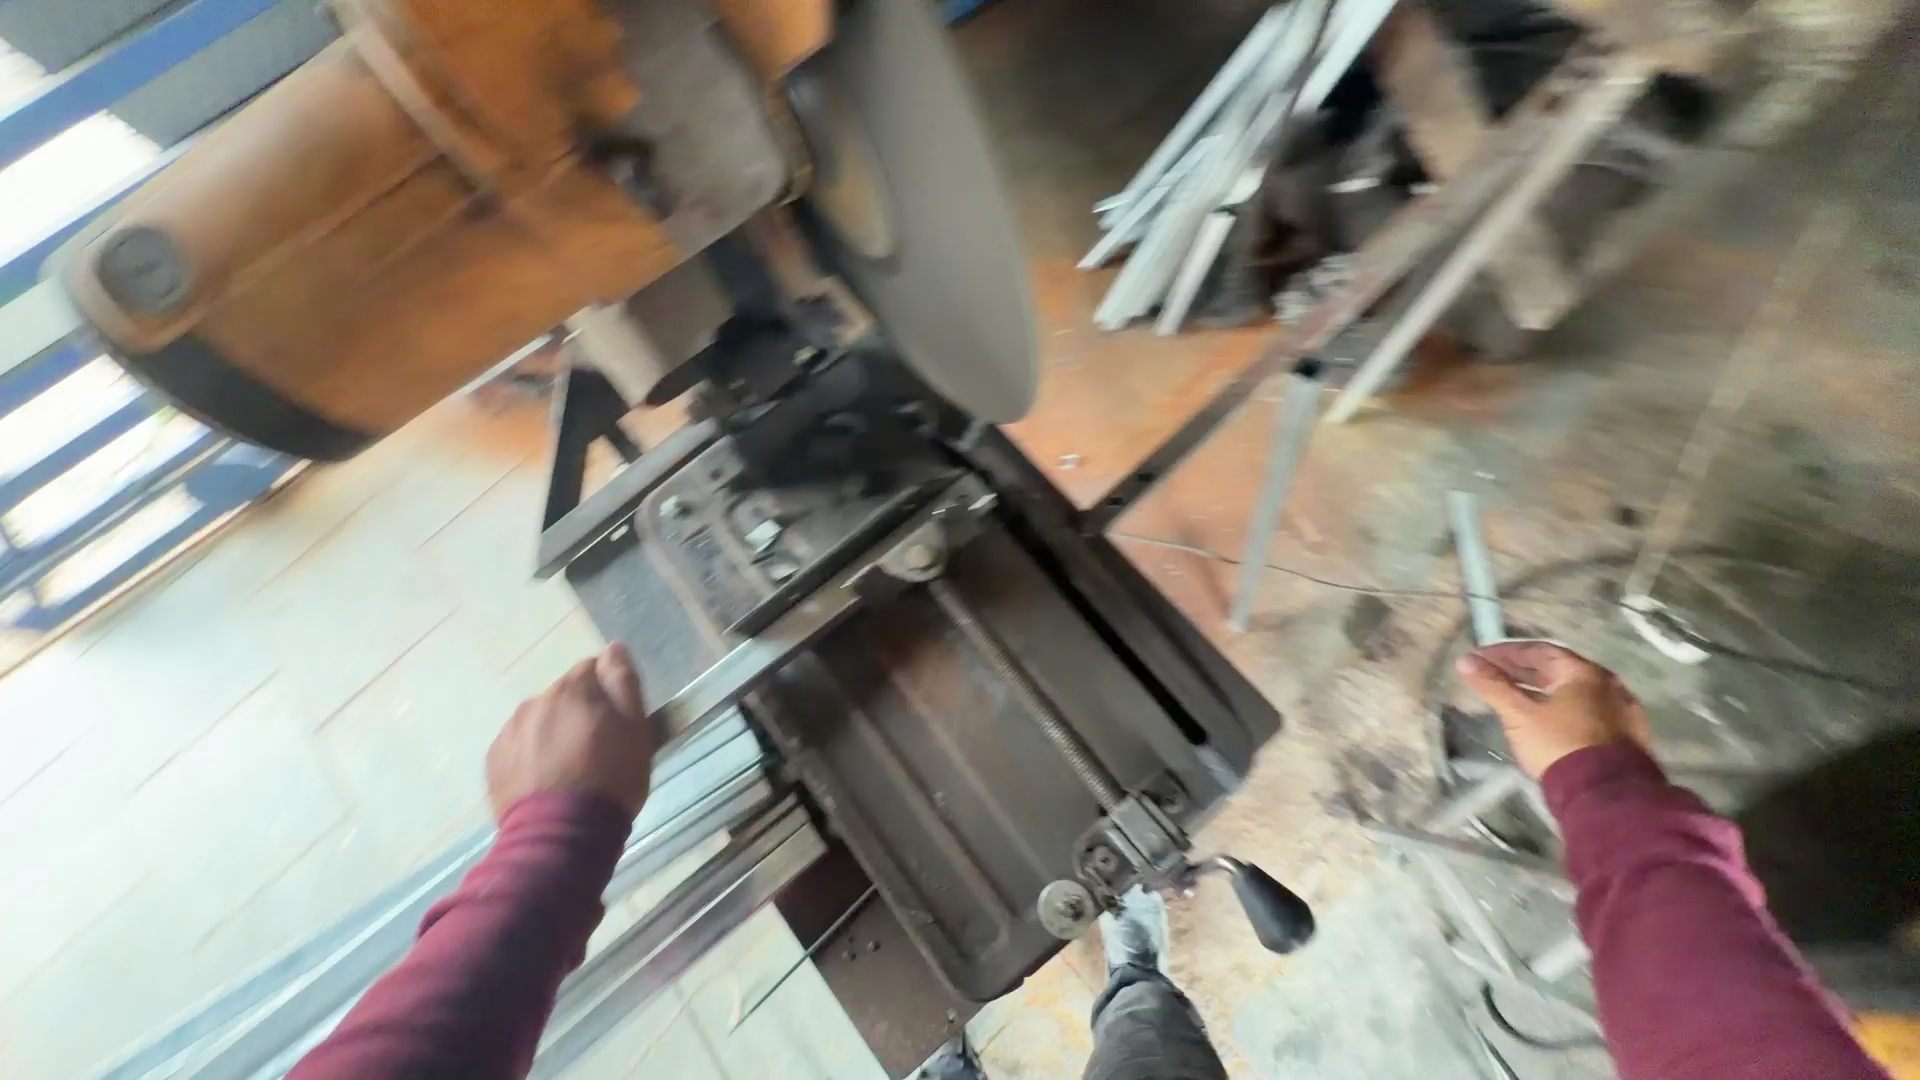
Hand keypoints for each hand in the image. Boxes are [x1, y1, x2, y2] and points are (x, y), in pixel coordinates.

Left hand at [486, 643, 657, 818]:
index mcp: (572, 689)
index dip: (609, 692)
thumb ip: (624, 682)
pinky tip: (548, 779)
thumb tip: (614, 647)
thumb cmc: (610, 777)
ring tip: (570, 766)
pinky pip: (520, 745)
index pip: (593, 669)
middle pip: (565, 695)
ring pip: (541, 719)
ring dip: (555, 731)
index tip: (618, 720)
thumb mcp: (635, 727)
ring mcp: (509, 732)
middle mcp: (535, 702)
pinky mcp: (494, 762)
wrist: (560, 835)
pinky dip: (534, 753)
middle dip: (580, 711)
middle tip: (598, 747)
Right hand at [1455, 641, 1653, 779]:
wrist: (1606, 795)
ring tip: (1510, 696)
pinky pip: (1583, 709)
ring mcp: (1621, 712)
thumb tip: (1464, 660)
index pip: (1540, 651)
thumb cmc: (1558, 744)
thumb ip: (1491, 684)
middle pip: (1557, 670)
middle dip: (1520, 670)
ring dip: (1538, 689)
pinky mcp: (1624, 736)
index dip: (1505, 652)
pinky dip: (1557, 706)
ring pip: (1570, 691)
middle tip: (1490, 674)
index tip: (1479, 658)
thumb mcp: (1518, 713)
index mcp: (1585, 674)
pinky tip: (1541, 717)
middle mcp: (1608, 686)